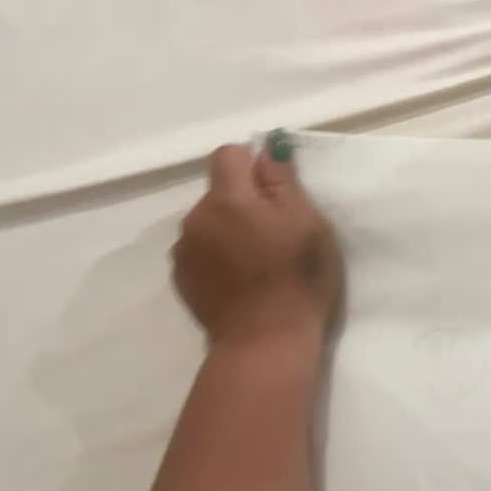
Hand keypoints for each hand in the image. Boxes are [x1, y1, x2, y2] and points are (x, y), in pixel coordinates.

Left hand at [173, 139, 342, 347]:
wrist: (265, 340)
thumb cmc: (298, 279)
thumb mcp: (308, 225)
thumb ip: (283, 183)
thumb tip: (266, 150)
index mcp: (229, 199)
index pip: (229, 155)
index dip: (253, 164)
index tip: (277, 190)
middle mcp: (197, 217)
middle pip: (220, 191)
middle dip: (245, 201)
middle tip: (278, 233)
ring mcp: (184, 249)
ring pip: (209, 222)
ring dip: (230, 229)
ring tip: (259, 261)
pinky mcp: (182, 278)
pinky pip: (200, 250)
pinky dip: (219, 256)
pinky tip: (242, 280)